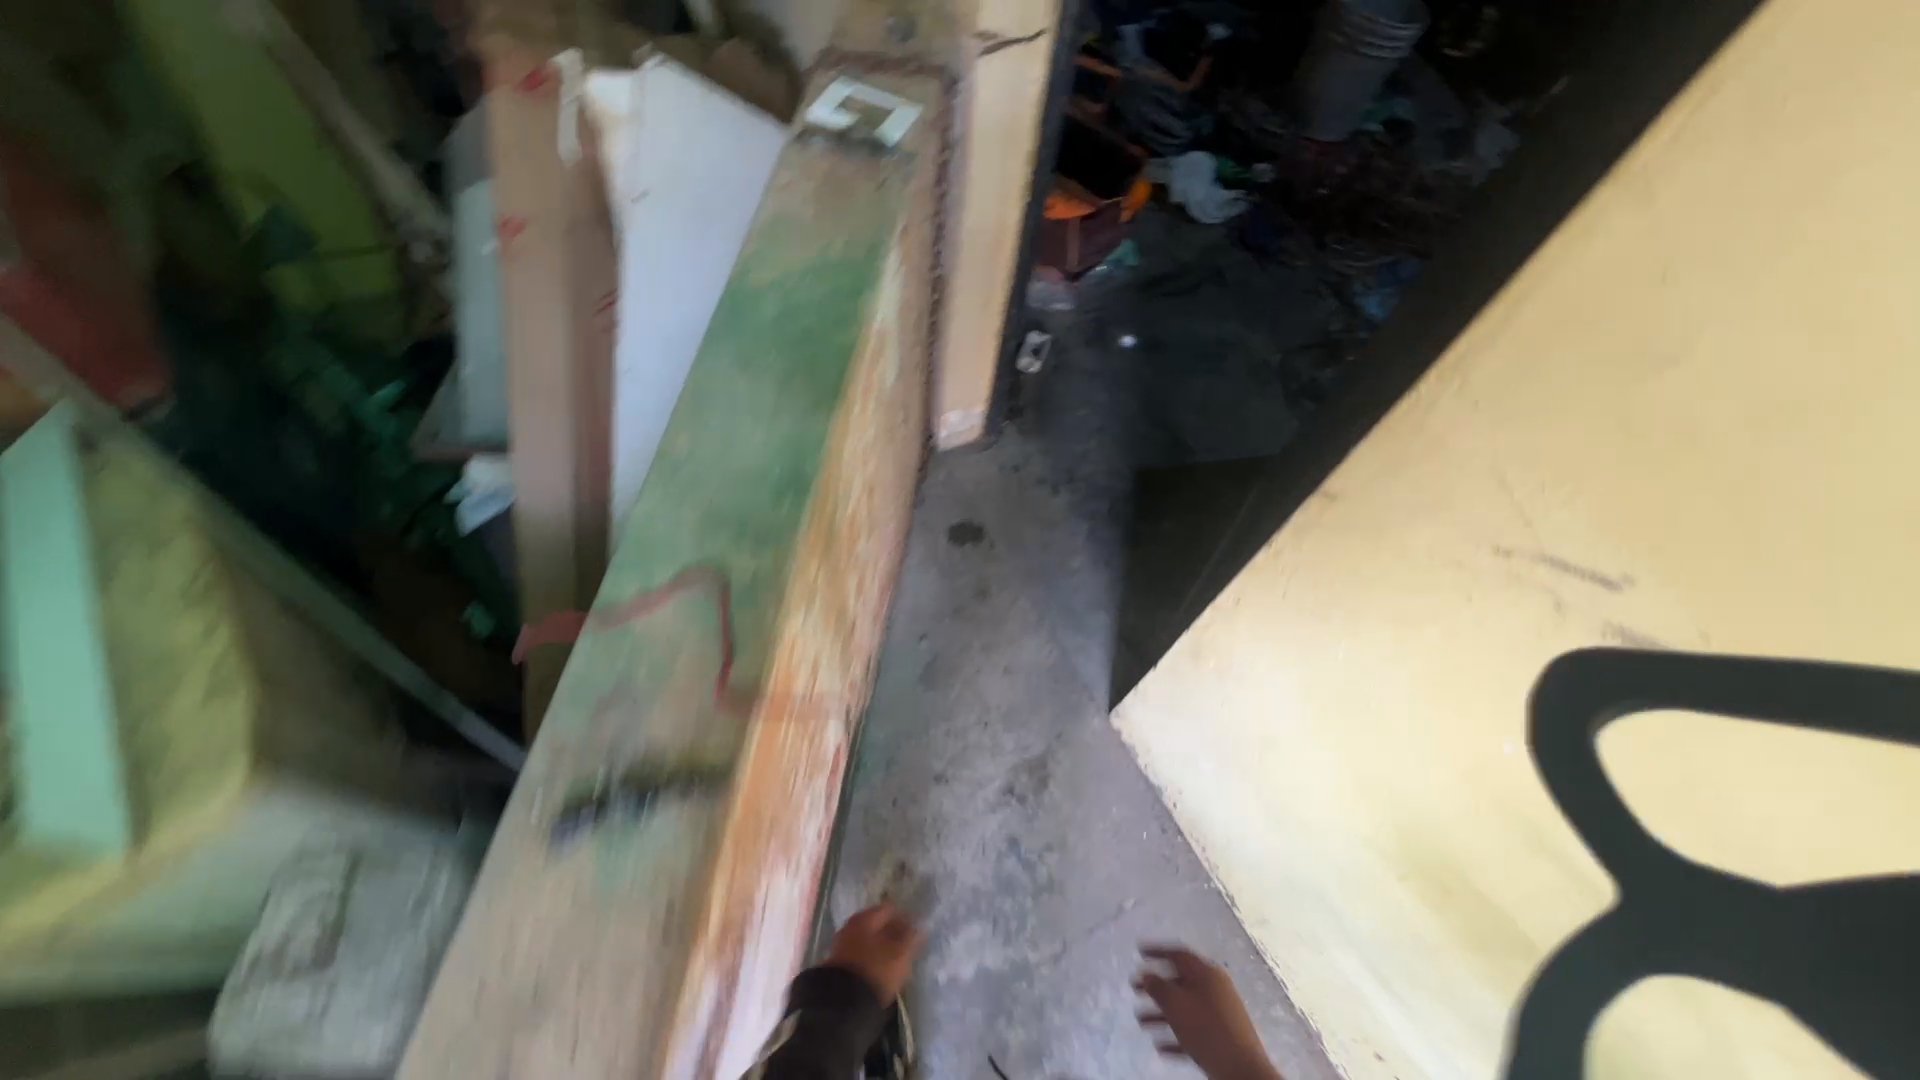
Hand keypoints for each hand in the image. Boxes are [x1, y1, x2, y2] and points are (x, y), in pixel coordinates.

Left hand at [824, 903, 924, 1003]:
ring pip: (867, 940)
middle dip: (891, 933)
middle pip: (877, 924)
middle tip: (906, 947)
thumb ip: (912, 937)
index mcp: (865, 917)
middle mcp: (851, 925)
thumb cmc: (876, 970)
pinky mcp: (837, 965)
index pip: (890, 909)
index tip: (915, 933)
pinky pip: (859, 955)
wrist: (843, 1002)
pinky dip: (870, 959)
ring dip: (880, 947)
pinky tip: (879, 971)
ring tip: (894, 962)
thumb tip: (919, 926)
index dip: (905, 919)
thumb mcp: (901, 953)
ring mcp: (841, 945)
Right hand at [1135, 946, 1281, 1079]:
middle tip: (1135, 990)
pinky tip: (1162, 1046)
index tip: (1140, 952)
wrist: (1241, 1069)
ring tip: (1142, 1022)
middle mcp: (1215, 987)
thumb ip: (1158, 987)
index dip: (1157, 952)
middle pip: (1180, 981)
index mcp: (1206, 972)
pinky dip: (1177, 1033)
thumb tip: (1147, 975)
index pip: (1178, 954)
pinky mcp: (1223, 1034)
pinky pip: (1195, 1027)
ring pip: (1186, 1006)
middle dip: (1156, 987)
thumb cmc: (1206, 1029)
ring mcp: (1221, 1011)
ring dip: (1163, 1013)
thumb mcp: (1176, 1004)